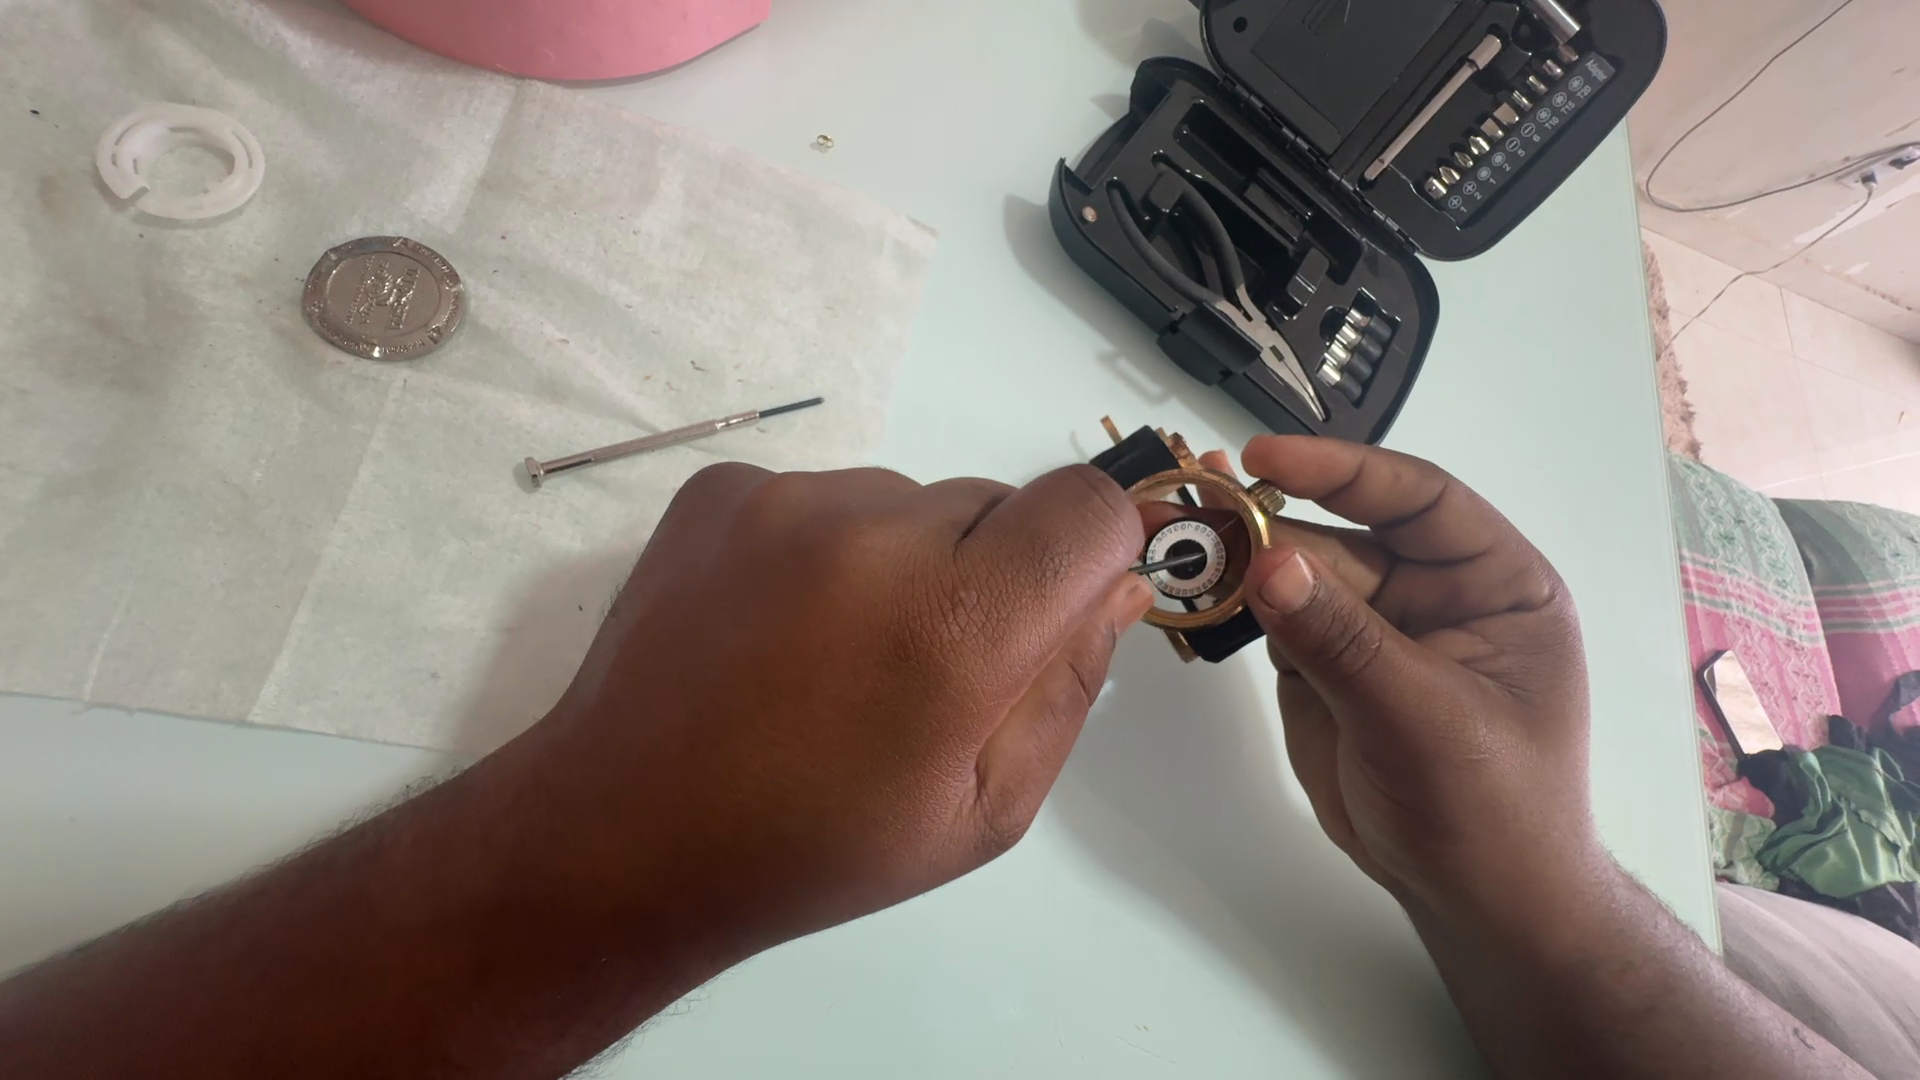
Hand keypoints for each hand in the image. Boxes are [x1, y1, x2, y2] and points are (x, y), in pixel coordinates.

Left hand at [498, 463, 1152, 957]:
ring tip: (839, 646)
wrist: (621, 831)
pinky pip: (830, 494)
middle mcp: (872, 531)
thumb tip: (1115, 583)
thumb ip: (1071, 683)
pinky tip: (781, 620)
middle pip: (999, 500)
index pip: (1087, 506)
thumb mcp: (986, 808)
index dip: (1097, 545)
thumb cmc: (820, 843)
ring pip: (913, 497)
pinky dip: (833, 545)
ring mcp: (786, 498)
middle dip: (996, 567)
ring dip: (910, 557)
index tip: (1061, 599)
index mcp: (953, 626)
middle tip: (927, 656)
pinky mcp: (724, 486)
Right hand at [1224, 437, 1603, 928]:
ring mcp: (1365, 626)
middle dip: (1263, 520)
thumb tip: (1267, 562)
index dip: (1340, 469)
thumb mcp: (1423, 718)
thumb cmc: (1489, 807)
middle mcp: (1422, 590)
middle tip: (1190, 505)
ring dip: (1234, 554)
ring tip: (1174, 532)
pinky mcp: (1319, 660)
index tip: (1263, 457)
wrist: (1465, 893)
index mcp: (1488, 582)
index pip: (1415, 499)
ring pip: (1291, 571)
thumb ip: (1343, 640)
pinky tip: (1191, 583)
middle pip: (1333, 533)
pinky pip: (1268, 615)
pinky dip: (1229, 601)